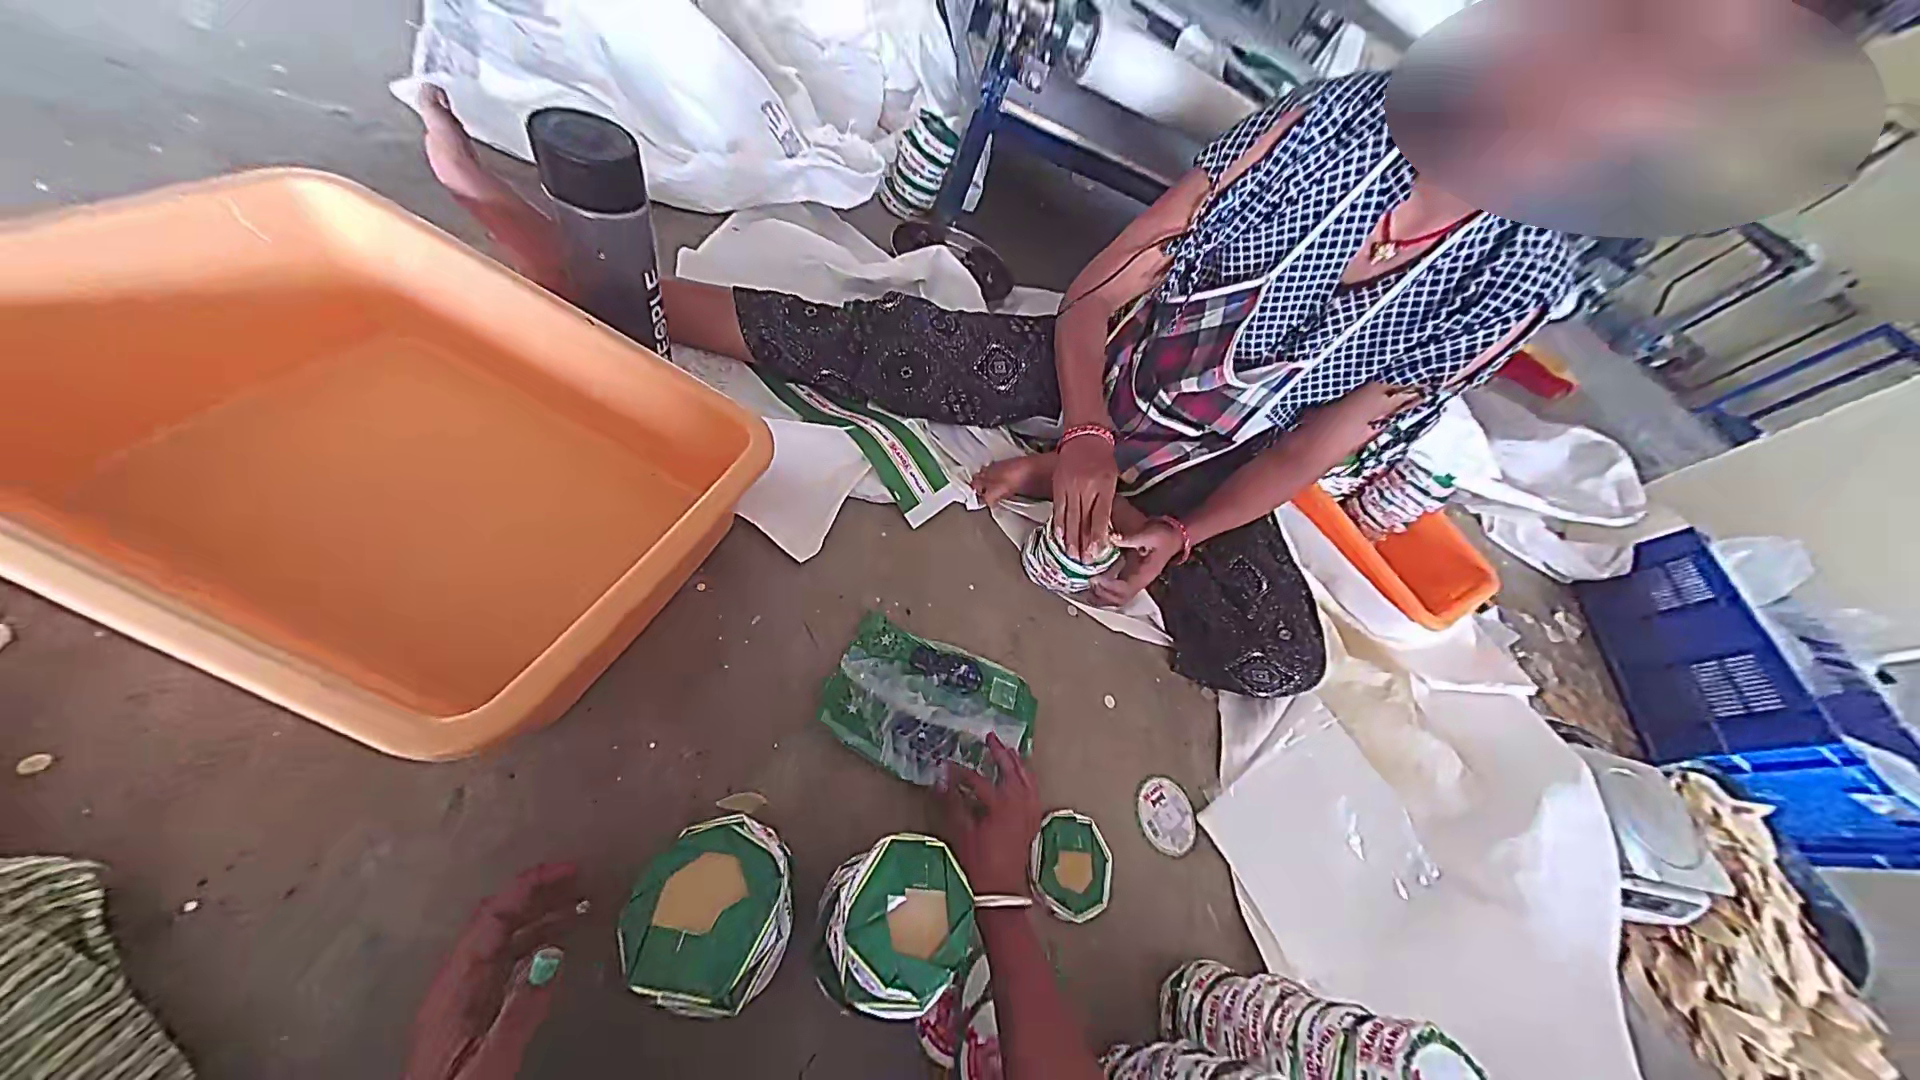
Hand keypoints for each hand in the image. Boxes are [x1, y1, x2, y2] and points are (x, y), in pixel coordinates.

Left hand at [404, 863, 579, 1079]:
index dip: (531, 885)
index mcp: (456, 986)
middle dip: (539, 892)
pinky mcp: (470, 1010)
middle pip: (495, 918)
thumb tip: (554, 953)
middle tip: (582, 881)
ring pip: (501, 935)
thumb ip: (521, 1009)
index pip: (493, 916)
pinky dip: (535, 938)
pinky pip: (504, 957)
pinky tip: (558, 945)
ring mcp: (460, 996)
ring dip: (540, 913)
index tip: (570, 870)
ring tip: (580, 905)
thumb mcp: (492, 1060)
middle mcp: (454, 983)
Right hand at [939, 736, 1043, 896]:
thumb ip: (952, 803)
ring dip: (1017, 762)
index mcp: (1000, 804)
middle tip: (991, 737)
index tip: (947, 765)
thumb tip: (941, 779)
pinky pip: (1033, 790)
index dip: (961, 772)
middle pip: (1010, 770)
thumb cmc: (979, 865)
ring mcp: (1029, 811)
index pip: (978, 780)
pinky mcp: (1033, 820)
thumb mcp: (961, 833)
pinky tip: (1022, 775)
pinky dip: (1027, 778)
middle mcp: (1019, 803)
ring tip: (1010, 749)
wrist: (1002, 895)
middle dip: (1000, 753)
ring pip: (1026, 778)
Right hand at [1050, 435, 1118, 561]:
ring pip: (1069, 517)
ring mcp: (1070, 487)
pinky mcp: (1058, 486)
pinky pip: (1058, 509)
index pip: (1100, 517)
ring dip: (1069, 538)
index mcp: (1104, 487)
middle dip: (1082, 542)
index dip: (1098, 536)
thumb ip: (1108, 501)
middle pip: (1083, 520)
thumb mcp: (1112, 478)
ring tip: (1071, 554)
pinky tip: (1059, 537)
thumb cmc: (1102, 458)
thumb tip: (1104, 526)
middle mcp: (1086, 488)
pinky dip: (1058, 524)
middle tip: (1082, 560)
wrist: (1084, 437)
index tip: (1096, 552)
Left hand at [1088, 519, 1182, 607]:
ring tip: (1086, 586)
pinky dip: (1103, 590)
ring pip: (1116, 598)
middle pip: (1119, 600)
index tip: (1096, 578)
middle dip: (1101, 595)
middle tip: (1087, 582)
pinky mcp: (1129, 576)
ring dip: (1100, 595)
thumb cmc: (1163, 536)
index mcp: (1144, 574)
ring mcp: (1134, 581)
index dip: (1109, 587)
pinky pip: (1115, 590)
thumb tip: (1113, 538)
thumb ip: (1131, 538)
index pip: (1125, 589)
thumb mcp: (1149, 533)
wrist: (1173, 536)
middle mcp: (1139, 582)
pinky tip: (1092, 582)